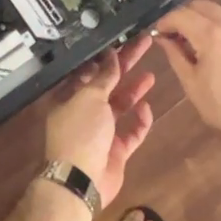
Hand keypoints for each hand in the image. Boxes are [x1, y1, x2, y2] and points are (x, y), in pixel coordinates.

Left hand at [41, 35, 156, 204]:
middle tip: (144, 46)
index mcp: (69, 97)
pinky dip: (139, 121)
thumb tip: (111, 55)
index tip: (124, 40)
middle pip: (108, 84)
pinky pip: (130, 131)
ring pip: (120, 106)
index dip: (106, 55)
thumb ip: (105, 76)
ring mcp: (100, 132)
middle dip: (126, 66)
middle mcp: (83, 112)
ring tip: (151, 75)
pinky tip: (146, 108)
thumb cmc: (80, 133)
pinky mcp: (115, 150)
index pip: (89, 70)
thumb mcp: (90, 97)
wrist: (81, 181)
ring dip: (134, 91)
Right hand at [154, 1, 220, 144]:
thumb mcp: (193, 86)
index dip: (166, 20)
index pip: (182, 14)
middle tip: (179, 36)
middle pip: (205, 7)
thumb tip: (164, 38)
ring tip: (205, 48)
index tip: (160, 31)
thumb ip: (176, 56)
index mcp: (214, 36)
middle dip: (188, 17)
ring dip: (210, 25)